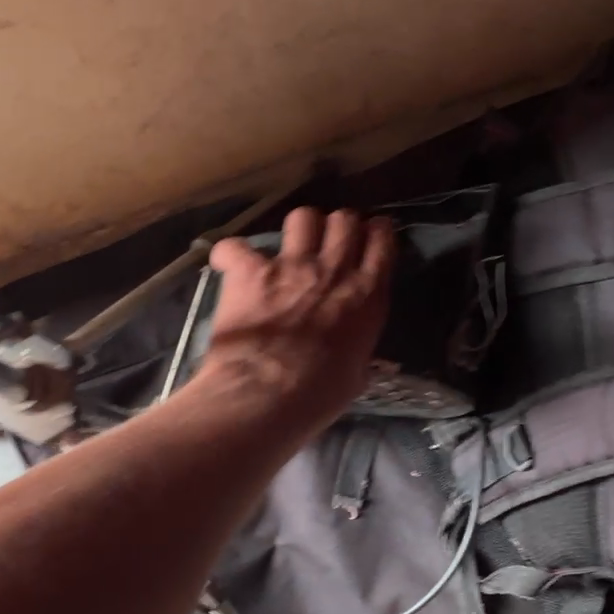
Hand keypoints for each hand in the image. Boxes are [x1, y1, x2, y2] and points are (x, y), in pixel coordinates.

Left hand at [195, 207, 397, 428]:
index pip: (382, 241)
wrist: (268, 395)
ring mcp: (291, 267)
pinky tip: (230, 266)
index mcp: (367, 297)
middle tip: (332, 243)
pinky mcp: (250, 271)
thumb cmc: (320, 395)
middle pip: (344, 220)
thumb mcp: (356, 375)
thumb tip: (356, 357)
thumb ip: (358, 353)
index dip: (377, 233)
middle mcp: (333, 271)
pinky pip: (236, 247)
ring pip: (303, 217)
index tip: (372, 237)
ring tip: (293, 247)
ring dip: (300, 229)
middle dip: (339, 226)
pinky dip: (231, 255)